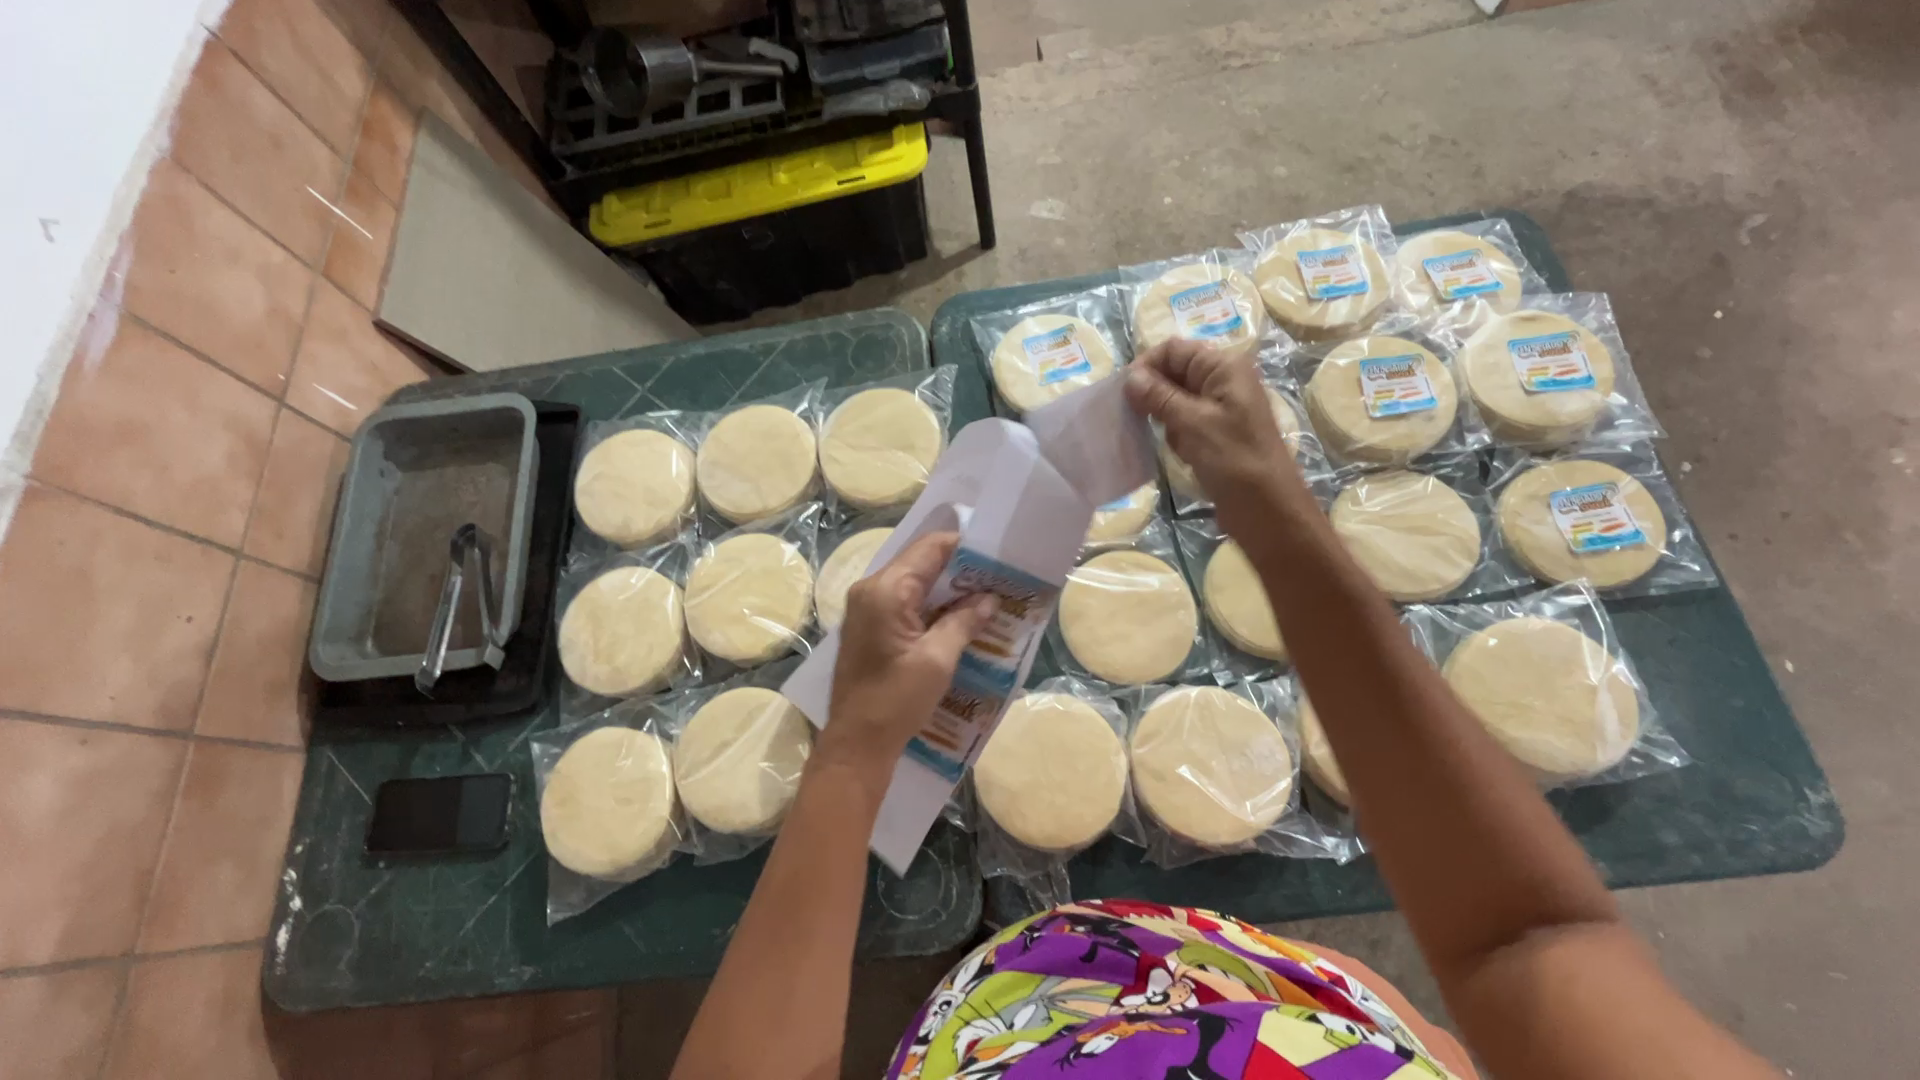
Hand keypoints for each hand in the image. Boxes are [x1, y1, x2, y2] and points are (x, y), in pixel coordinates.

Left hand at [822, 532, 995, 782]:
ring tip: (986, 596)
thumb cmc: (896, 700)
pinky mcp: (870, 626)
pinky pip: (905, 603)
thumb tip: (988, 599)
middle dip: (960, 569)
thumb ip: (963, 621)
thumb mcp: (938, 660)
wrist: (857, 742)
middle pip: (921, 563)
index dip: (964, 547)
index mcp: (886, 590)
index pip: (929, 548)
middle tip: (998, 577)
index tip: (996, 554)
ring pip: (914, 583)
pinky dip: (931, 606)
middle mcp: (872, 590)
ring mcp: (867, 608)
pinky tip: (960, 618)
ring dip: (947, 589)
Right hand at [1125, 339, 1310, 535]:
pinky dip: (1175, 435)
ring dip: (1163, 417)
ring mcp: (1220, 408)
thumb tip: (1130, 377)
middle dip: (1152, 392)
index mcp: (1223, 367)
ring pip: (1176, 400)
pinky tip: (1181, 452)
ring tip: (1165, 438)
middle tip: (1132, 417)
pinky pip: (1185, 423)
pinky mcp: (1216, 434)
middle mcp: (1222, 381)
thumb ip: (1159, 396)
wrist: (1266, 507)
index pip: (1174, 350)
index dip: (1146, 365)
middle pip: (1174, 372)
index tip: (1123, 393)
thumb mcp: (1192, 422)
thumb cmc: (1233, 458)